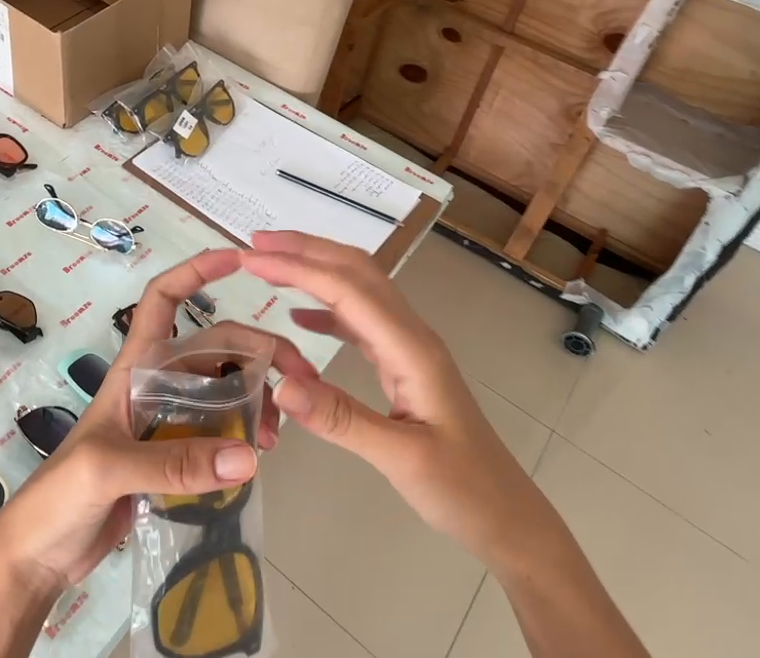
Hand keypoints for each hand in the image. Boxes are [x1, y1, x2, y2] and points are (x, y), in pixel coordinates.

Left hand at [0, 247, 316, 594]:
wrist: (38, 556)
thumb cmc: (59, 497)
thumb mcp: (108, 469)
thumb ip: (173, 462)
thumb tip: (250, 454)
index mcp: (132, 369)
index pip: (162, 301)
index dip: (196, 272)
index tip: (240, 259)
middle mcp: (153, 386)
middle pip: (215, 348)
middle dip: (258, 353)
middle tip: (299, 382)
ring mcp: (164, 422)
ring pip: (223, 390)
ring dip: (257, 399)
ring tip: (277, 435)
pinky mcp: (172, 458)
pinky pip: (219, 433)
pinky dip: (244, 436)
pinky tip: (257, 457)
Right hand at [242, 231, 526, 562]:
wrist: (508, 517)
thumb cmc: (462, 489)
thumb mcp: (401, 458)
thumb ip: (341, 419)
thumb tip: (279, 384)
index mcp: (411, 347)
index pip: (346, 289)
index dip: (298, 267)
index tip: (251, 257)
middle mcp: (411, 335)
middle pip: (356, 271)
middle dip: (306, 249)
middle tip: (255, 243)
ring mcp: (409, 349)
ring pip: (359, 289)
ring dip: (316, 269)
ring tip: (270, 264)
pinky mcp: (404, 366)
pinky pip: (360, 321)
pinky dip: (326, 308)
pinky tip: (298, 318)